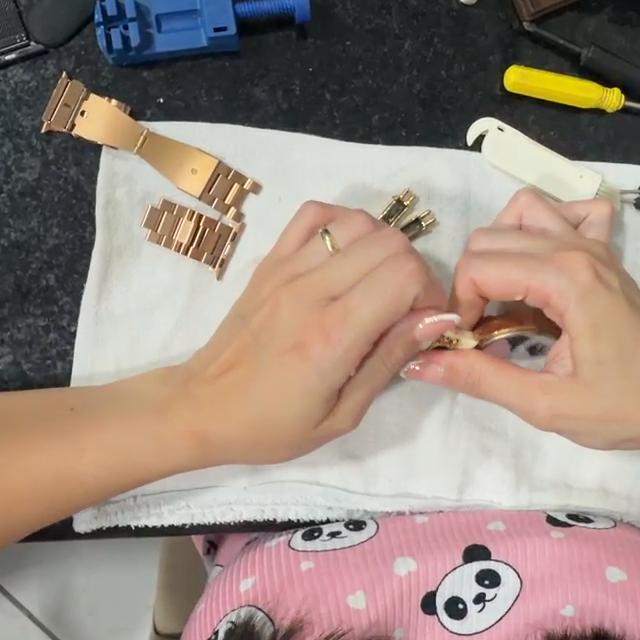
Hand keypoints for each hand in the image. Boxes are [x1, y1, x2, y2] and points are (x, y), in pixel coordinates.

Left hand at [176, 201, 455, 465]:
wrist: (202, 407)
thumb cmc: (273, 425)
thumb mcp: (343, 414)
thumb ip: (390, 358)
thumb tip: (437, 318)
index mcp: (332, 335)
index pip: (404, 274)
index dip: (430, 294)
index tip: (423, 323)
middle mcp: (310, 290)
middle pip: (390, 241)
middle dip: (414, 271)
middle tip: (404, 306)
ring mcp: (286, 269)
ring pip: (358, 221)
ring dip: (382, 247)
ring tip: (376, 283)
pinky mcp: (270, 261)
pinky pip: (315, 214)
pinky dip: (342, 225)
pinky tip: (345, 258)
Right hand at [403, 189, 639, 452]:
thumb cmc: (627, 409)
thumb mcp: (546, 405)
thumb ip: (479, 378)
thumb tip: (419, 362)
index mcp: (566, 280)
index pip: (478, 267)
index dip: (460, 307)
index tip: (470, 346)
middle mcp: (578, 249)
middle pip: (490, 238)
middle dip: (471, 283)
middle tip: (482, 331)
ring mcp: (595, 246)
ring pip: (522, 210)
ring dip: (499, 248)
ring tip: (503, 295)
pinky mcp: (606, 254)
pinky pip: (569, 212)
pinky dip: (545, 226)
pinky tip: (541, 266)